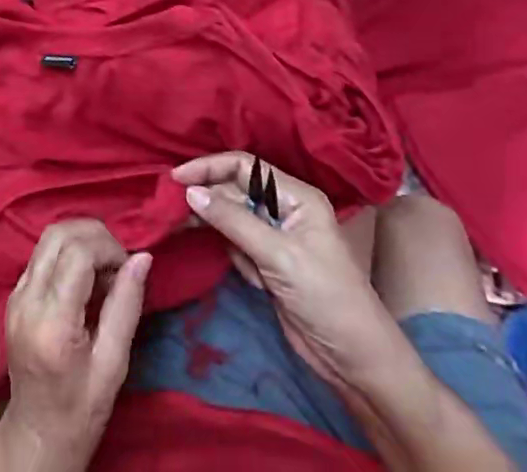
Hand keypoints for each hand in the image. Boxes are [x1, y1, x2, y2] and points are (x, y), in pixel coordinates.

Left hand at [0, 220, 151, 471]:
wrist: (37, 432)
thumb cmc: (81, 408)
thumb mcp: (114, 363)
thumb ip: (127, 305)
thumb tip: (143, 257)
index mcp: (52, 322)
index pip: (77, 252)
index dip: (109, 248)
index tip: (126, 270)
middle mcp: (26, 301)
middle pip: (58, 233)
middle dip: (95, 235)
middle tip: (117, 265)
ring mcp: (15, 296)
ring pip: (47, 237)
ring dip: (81, 240)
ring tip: (103, 271)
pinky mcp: (13, 295)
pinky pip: (42, 254)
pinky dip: (68, 252)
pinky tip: (85, 279)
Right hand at [175, 153, 402, 392]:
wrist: (354, 359)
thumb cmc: (325, 298)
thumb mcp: (278, 255)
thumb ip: (233, 221)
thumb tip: (191, 192)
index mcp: (297, 196)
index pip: (245, 168)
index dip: (209, 168)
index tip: (176, 179)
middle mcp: (286, 210)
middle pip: (235, 191)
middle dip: (208, 199)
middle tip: (172, 210)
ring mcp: (277, 237)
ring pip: (233, 219)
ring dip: (220, 232)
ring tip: (198, 239)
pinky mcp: (269, 263)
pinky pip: (238, 246)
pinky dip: (236, 259)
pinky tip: (256, 282)